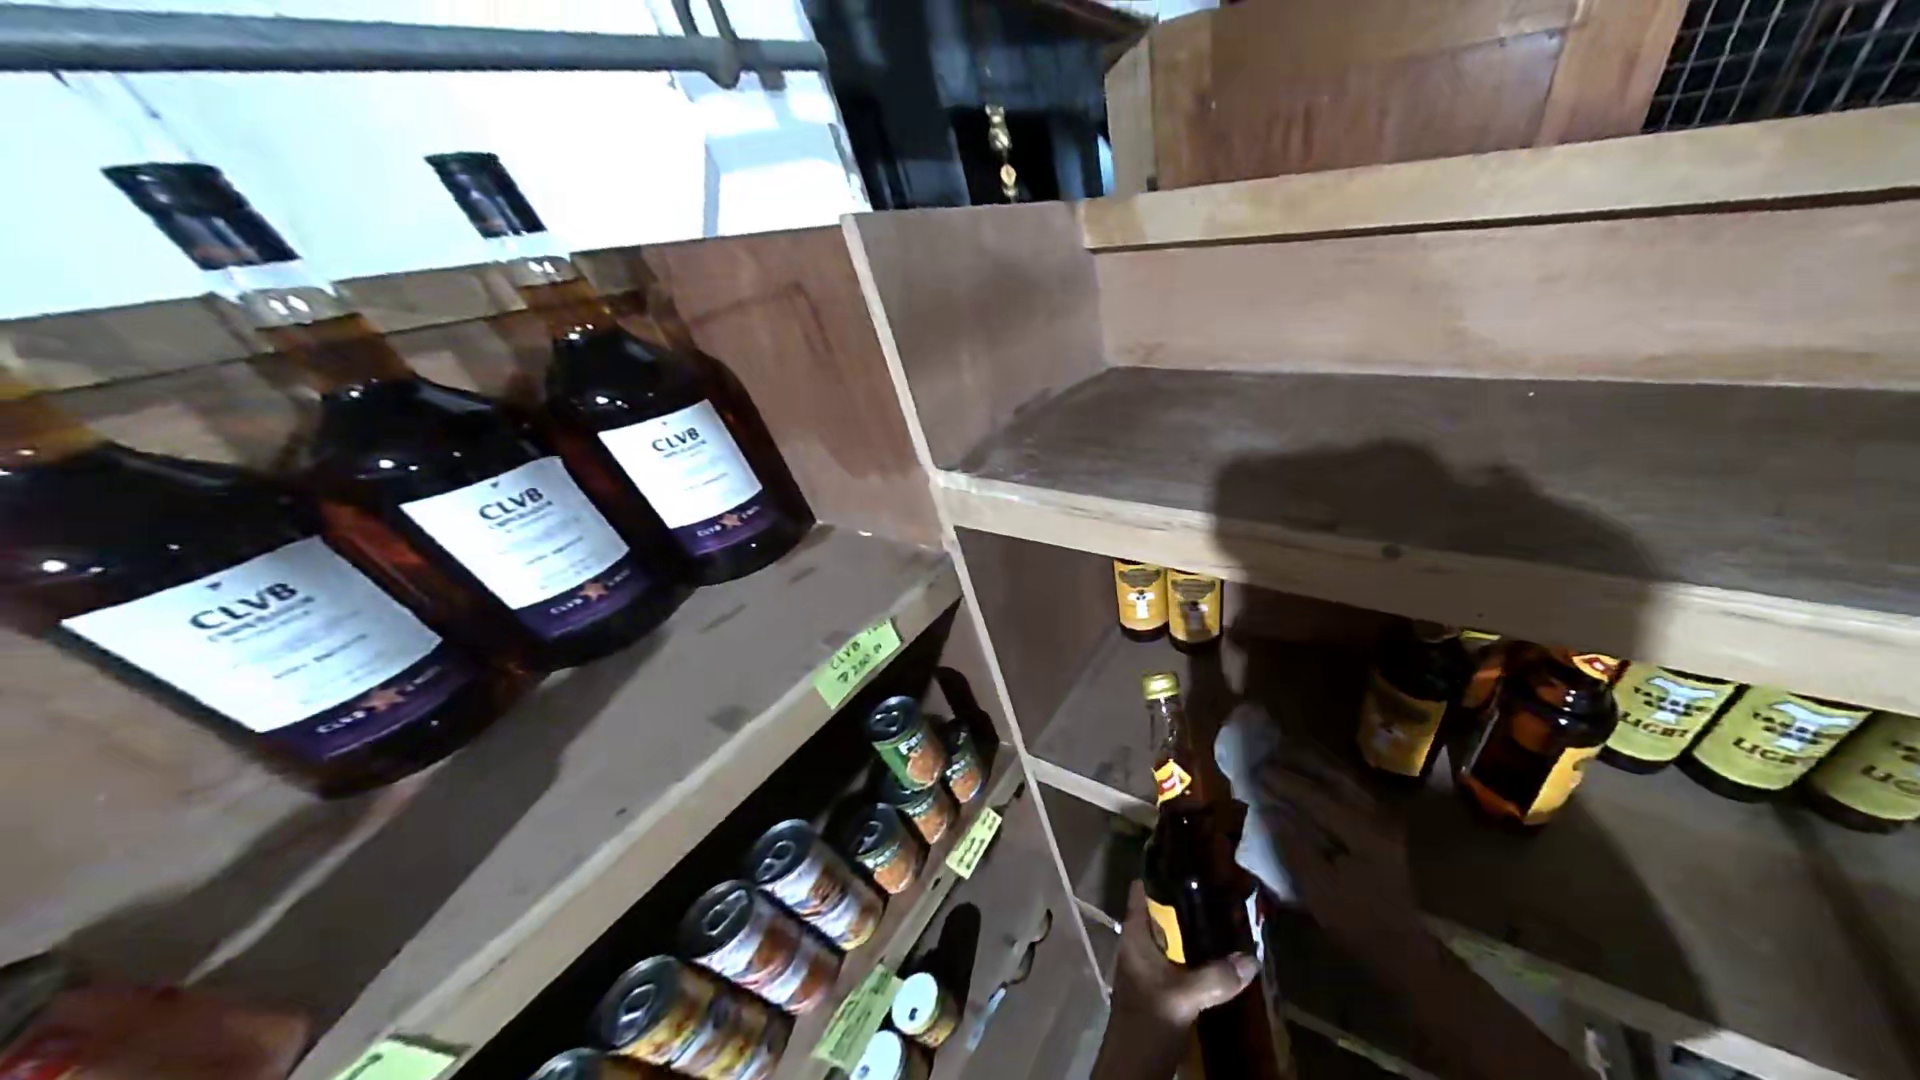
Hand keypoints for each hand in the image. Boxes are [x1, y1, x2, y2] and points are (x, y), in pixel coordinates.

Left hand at [1113, 881, 1259, 1027]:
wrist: (1132, 1068)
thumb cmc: (1148, 1021)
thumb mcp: (1184, 997)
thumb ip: (1216, 977)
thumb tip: (1251, 958)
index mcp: (1135, 934)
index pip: (1142, 889)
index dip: (1162, 875)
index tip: (1193, 867)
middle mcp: (1139, 943)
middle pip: (1162, 913)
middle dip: (1189, 905)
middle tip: (1223, 896)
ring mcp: (1148, 966)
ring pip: (1172, 938)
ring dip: (1195, 934)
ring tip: (1229, 924)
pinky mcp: (1160, 986)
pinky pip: (1179, 961)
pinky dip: (1196, 958)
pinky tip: (1222, 962)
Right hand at [1228, 701, 1423, 944]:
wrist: (1400, 948)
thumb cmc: (1355, 921)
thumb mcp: (1318, 889)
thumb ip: (1293, 845)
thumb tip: (1268, 810)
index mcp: (1362, 832)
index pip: (1316, 795)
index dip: (1283, 781)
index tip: (1255, 770)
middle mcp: (1376, 817)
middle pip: (1334, 777)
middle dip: (1299, 761)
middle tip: (1267, 753)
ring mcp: (1381, 820)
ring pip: (1344, 779)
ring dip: (1313, 764)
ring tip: (1284, 754)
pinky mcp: (1380, 826)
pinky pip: (1349, 789)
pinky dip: (1326, 776)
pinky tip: (1309, 773)